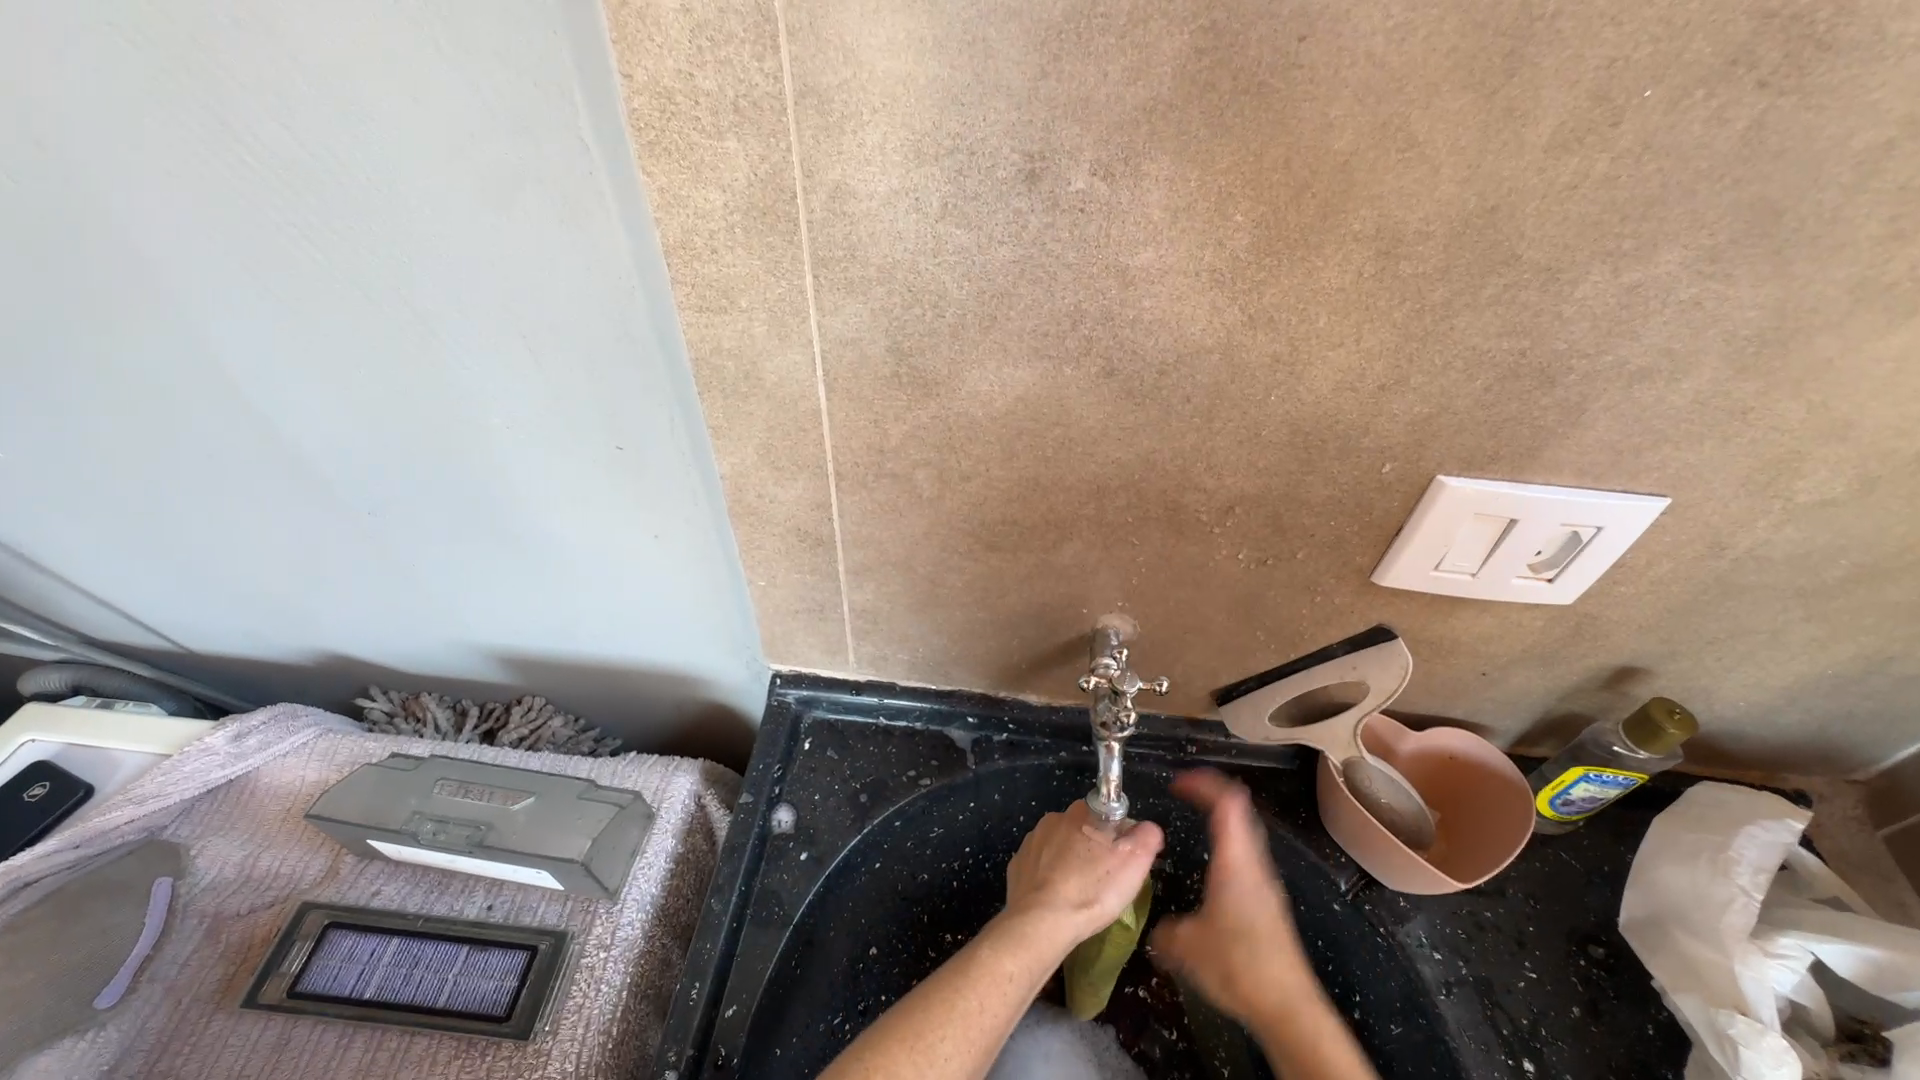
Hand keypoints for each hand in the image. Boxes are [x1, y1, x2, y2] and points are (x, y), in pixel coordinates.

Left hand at [1004, 798, 1163, 947]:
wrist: (1041, 922)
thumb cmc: (1092, 890)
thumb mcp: (1134, 864)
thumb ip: (1147, 837)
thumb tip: (1148, 828)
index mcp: (1082, 812)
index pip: (1106, 812)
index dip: (1117, 834)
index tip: (1122, 857)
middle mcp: (1054, 819)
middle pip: (1082, 829)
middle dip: (1093, 848)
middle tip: (1104, 878)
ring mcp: (1031, 841)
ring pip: (1059, 846)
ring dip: (1070, 861)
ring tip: (1080, 892)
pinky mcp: (1017, 864)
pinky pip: (1040, 865)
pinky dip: (1050, 877)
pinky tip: (1058, 897)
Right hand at [1148, 769, 1318, 1028]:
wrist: (1287, 1006)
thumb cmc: (1237, 965)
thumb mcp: (1184, 945)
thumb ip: (1164, 929)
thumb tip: (1156, 928)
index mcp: (1234, 860)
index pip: (1226, 800)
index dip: (1202, 782)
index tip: (1177, 781)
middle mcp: (1254, 864)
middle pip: (1239, 812)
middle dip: (1211, 796)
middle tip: (1183, 794)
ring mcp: (1266, 884)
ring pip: (1244, 836)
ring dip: (1221, 823)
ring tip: (1194, 825)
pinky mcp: (1269, 905)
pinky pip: (1246, 860)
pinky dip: (1227, 849)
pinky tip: (1210, 872)